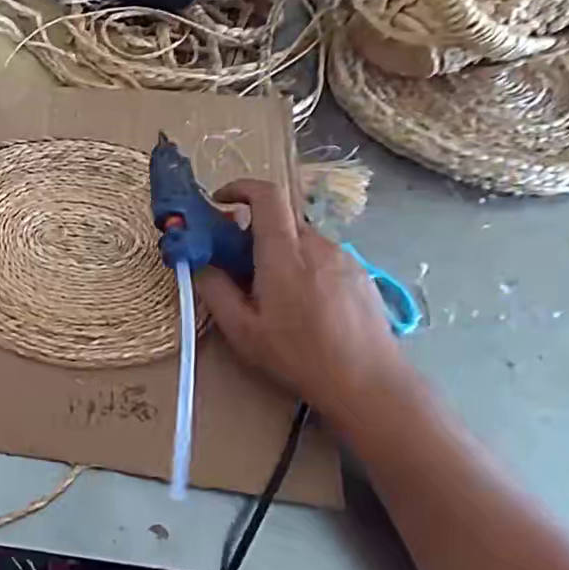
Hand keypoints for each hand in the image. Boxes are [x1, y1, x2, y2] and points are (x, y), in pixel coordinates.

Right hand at [193, 180, 409, 421]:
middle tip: (237, 263)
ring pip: (302, 238)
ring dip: (279, 251)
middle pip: (281, 218)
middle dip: (253, 230)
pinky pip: (322, 255)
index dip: (240, 188)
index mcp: (284, 254)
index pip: (266, 196)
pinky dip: (303, 265)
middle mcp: (316, 245)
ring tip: (272, 292)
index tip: (220, 201)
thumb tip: (199, 264)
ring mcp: (343, 257)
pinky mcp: (360, 272)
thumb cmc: (299, 357)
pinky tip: (304, 304)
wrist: (369, 382)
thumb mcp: (243, 331)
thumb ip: (215, 290)